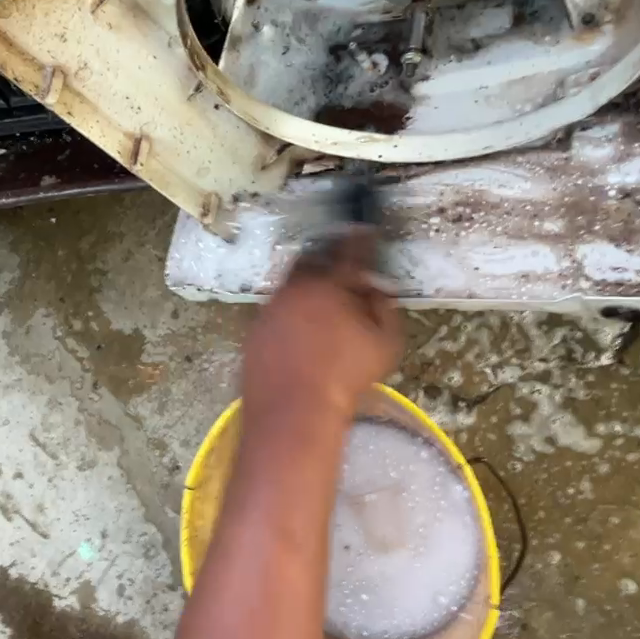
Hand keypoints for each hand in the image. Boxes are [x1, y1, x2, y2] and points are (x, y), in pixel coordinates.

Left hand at [242, 230, 402, 423]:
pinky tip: (297, 328)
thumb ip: (383, 309)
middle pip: (312, 260)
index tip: (365, 230)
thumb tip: (376, 290)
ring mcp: (271, 307)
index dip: (360, 239)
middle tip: (339, 263)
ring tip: (318, 297)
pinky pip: (274, 310)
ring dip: (305, 285)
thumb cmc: (346, 376)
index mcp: (332, 284)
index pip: (350, 252)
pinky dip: (288, 311)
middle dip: (327, 257)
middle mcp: (297, 287)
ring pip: (289, 284)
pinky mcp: (255, 328)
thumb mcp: (384, 343)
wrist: (293, 408)